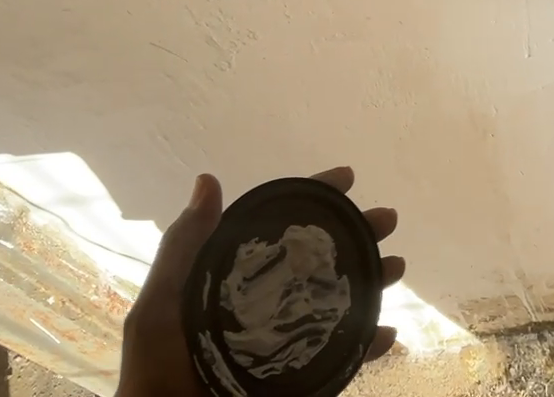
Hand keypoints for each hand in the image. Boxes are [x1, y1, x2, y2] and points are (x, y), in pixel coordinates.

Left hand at [116, 167, 405, 396]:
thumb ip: (183, 247)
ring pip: (342, 299)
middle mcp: (269, 301)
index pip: (282, 224)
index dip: (315, 196)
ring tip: (397, 266)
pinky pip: (343, 359)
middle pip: (323, 257)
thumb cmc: (156, 374)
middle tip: (387, 219)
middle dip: (358, 232)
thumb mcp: (159, 307)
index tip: (348, 177)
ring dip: (374, 279)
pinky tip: (387, 333)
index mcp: (238, 277)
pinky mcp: (301, 380)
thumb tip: (208, 179)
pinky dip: (369, 345)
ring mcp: (288, 340)